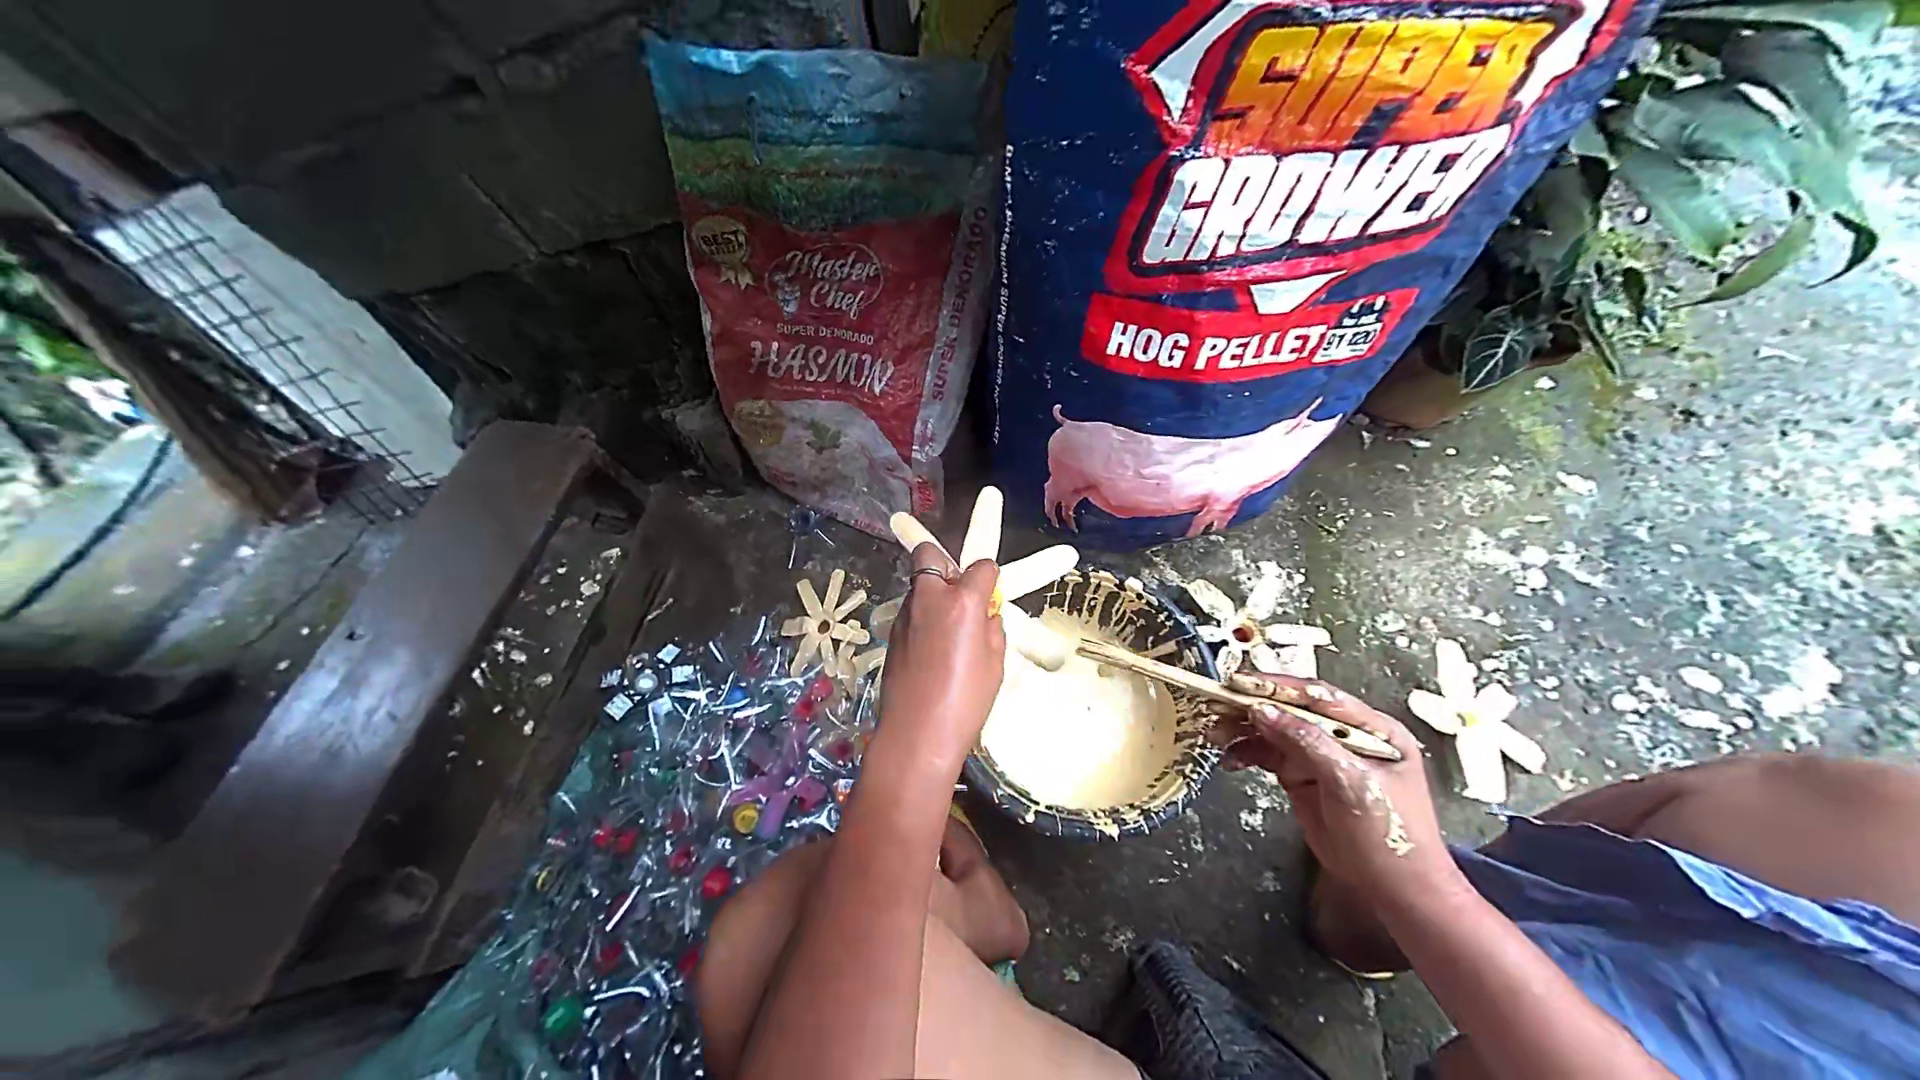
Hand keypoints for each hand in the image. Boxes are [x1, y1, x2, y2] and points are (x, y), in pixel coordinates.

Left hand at [875, 543, 1005, 769]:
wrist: (917, 733)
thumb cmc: (965, 701)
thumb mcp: (994, 663)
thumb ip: (991, 628)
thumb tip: (985, 616)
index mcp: (963, 602)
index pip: (982, 566)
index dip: (990, 578)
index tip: (992, 593)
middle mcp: (929, 597)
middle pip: (930, 554)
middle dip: (947, 565)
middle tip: (961, 596)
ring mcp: (906, 613)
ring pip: (919, 585)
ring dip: (934, 595)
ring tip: (948, 631)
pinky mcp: (891, 632)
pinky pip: (911, 611)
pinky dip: (923, 618)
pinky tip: (932, 650)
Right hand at [1216, 674, 1458, 904]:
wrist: (1395, 890)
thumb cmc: (1391, 838)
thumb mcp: (1350, 783)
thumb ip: (1307, 742)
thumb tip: (1263, 711)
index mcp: (1371, 729)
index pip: (1318, 696)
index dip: (1278, 688)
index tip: (1241, 683)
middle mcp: (1342, 736)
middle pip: (1290, 710)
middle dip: (1253, 707)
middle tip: (1219, 705)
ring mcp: (1320, 755)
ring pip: (1274, 730)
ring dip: (1243, 729)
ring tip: (1216, 733)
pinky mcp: (1301, 775)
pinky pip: (1267, 754)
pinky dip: (1246, 753)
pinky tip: (1230, 758)